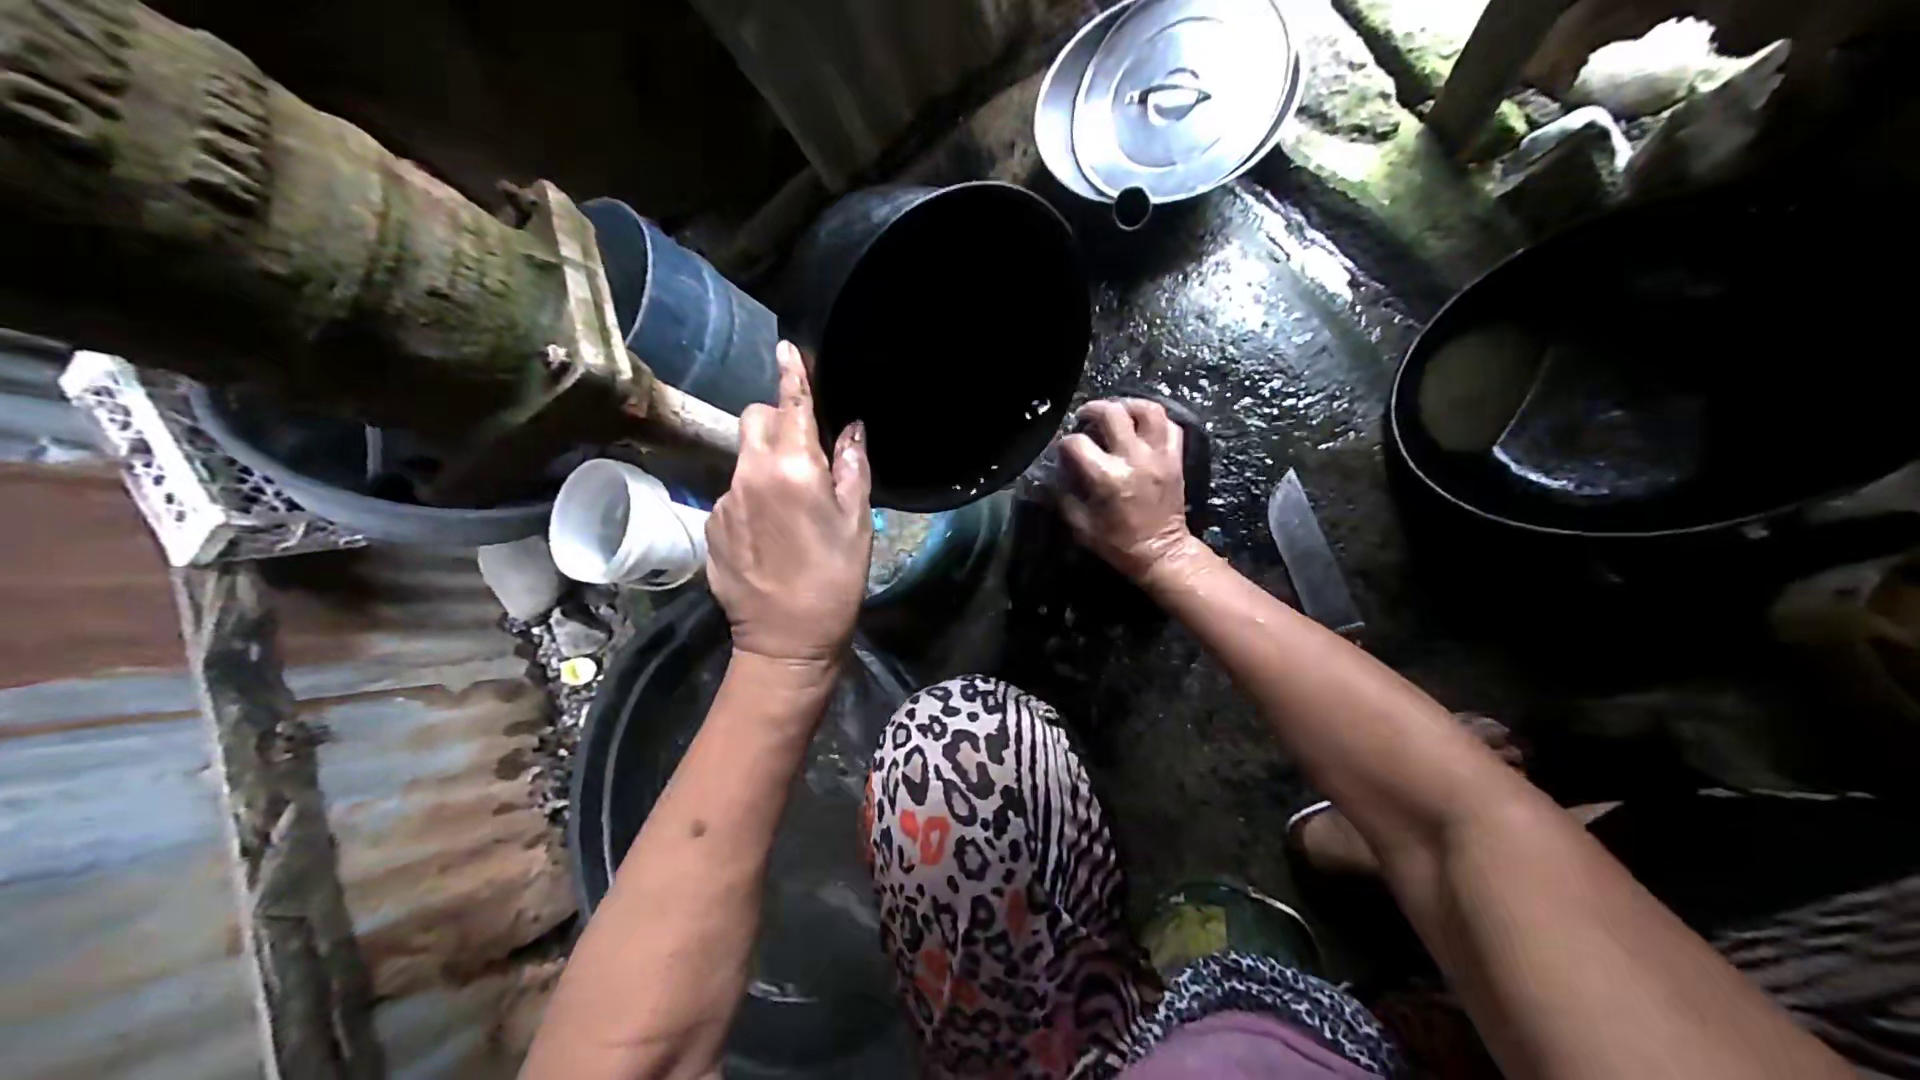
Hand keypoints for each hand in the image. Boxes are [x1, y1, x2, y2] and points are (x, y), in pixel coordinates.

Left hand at [706, 341, 871, 670]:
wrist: (785, 639)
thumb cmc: (834, 580)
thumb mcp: (857, 523)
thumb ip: (852, 468)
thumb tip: (851, 429)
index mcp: (793, 469)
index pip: (791, 405)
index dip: (793, 374)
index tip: (787, 348)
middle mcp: (749, 474)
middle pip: (754, 420)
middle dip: (777, 422)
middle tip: (804, 454)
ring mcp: (723, 500)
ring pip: (742, 458)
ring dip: (765, 464)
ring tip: (789, 508)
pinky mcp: (709, 525)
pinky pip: (731, 492)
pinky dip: (750, 497)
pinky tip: (767, 534)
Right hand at [1058, 399, 1200, 580]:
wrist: (1162, 553)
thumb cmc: (1119, 544)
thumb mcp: (1081, 526)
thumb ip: (1062, 498)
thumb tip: (1050, 477)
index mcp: (1108, 477)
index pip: (1077, 444)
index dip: (1064, 444)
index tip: (1062, 451)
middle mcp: (1135, 459)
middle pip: (1113, 413)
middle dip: (1092, 409)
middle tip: (1084, 417)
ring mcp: (1159, 456)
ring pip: (1148, 410)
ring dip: (1128, 405)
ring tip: (1115, 412)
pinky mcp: (1175, 458)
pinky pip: (1170, 425)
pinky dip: (1155, 420)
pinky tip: (1140, 426)